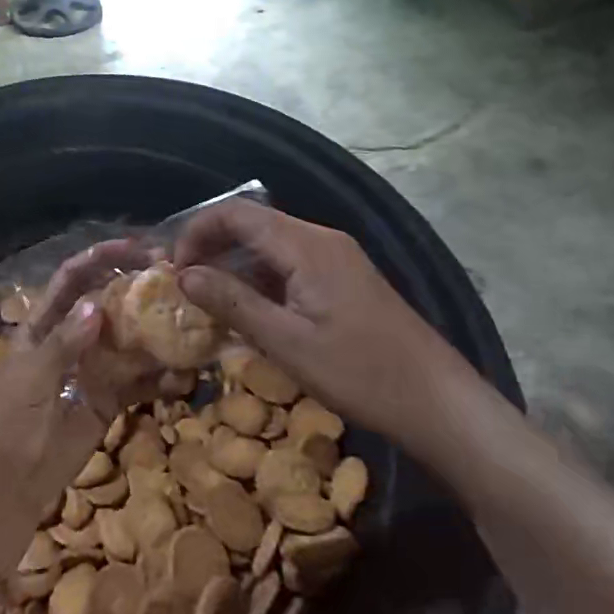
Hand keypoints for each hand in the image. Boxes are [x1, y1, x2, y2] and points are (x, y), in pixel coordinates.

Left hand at [0, 241, 161, 546]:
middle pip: (106, 303)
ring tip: (189, 320)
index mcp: (43, 326)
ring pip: (128, 341)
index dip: (97, 258)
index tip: (133, 245)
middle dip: (135, 288)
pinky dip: (161, 379)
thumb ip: (64, 342)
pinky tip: (184, 375)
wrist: (9, 485)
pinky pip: (138, 382)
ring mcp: (92, 369)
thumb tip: (95, 304)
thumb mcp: (31, 376)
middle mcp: (71, 340)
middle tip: (174, 276)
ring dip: (155, 332)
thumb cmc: (9, 421)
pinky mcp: (110, 399)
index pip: (70, 280)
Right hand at [174, 201, 475, 442]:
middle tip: (186, 289)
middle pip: (253, 224)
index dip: (197, 232)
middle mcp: (321, 239)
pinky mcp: (344, 278)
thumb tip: (184, 275)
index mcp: (307, 245)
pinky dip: (261, 280)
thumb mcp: (286, 342)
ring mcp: (336, 257)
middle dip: (212, 248)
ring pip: (270, 245)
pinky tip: (250, 313)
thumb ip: (232, 302)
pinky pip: (290, 264)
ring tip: (210, 304)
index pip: (236, 213)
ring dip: (235, 266)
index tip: (176, 270)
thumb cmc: (360, 373)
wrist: (437, 400)